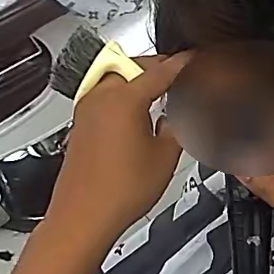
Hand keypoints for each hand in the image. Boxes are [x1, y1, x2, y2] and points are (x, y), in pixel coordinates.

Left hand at [46, 53, 190, 249]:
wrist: (84, 216)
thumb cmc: (119, 191)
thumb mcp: (166, 156)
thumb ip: (177, 127)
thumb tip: (181, 117)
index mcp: (124, 100)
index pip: (160, 70)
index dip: (182, 63)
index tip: (193, 58)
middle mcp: (100, 98)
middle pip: (132, 66)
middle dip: (157, 67)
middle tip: (179, 74)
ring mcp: (86, 110)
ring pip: (115, 78)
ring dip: (138, 80)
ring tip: (162, 93)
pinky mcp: (81, 124)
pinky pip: (105, 96)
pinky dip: (125, 96)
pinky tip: (140, 114)